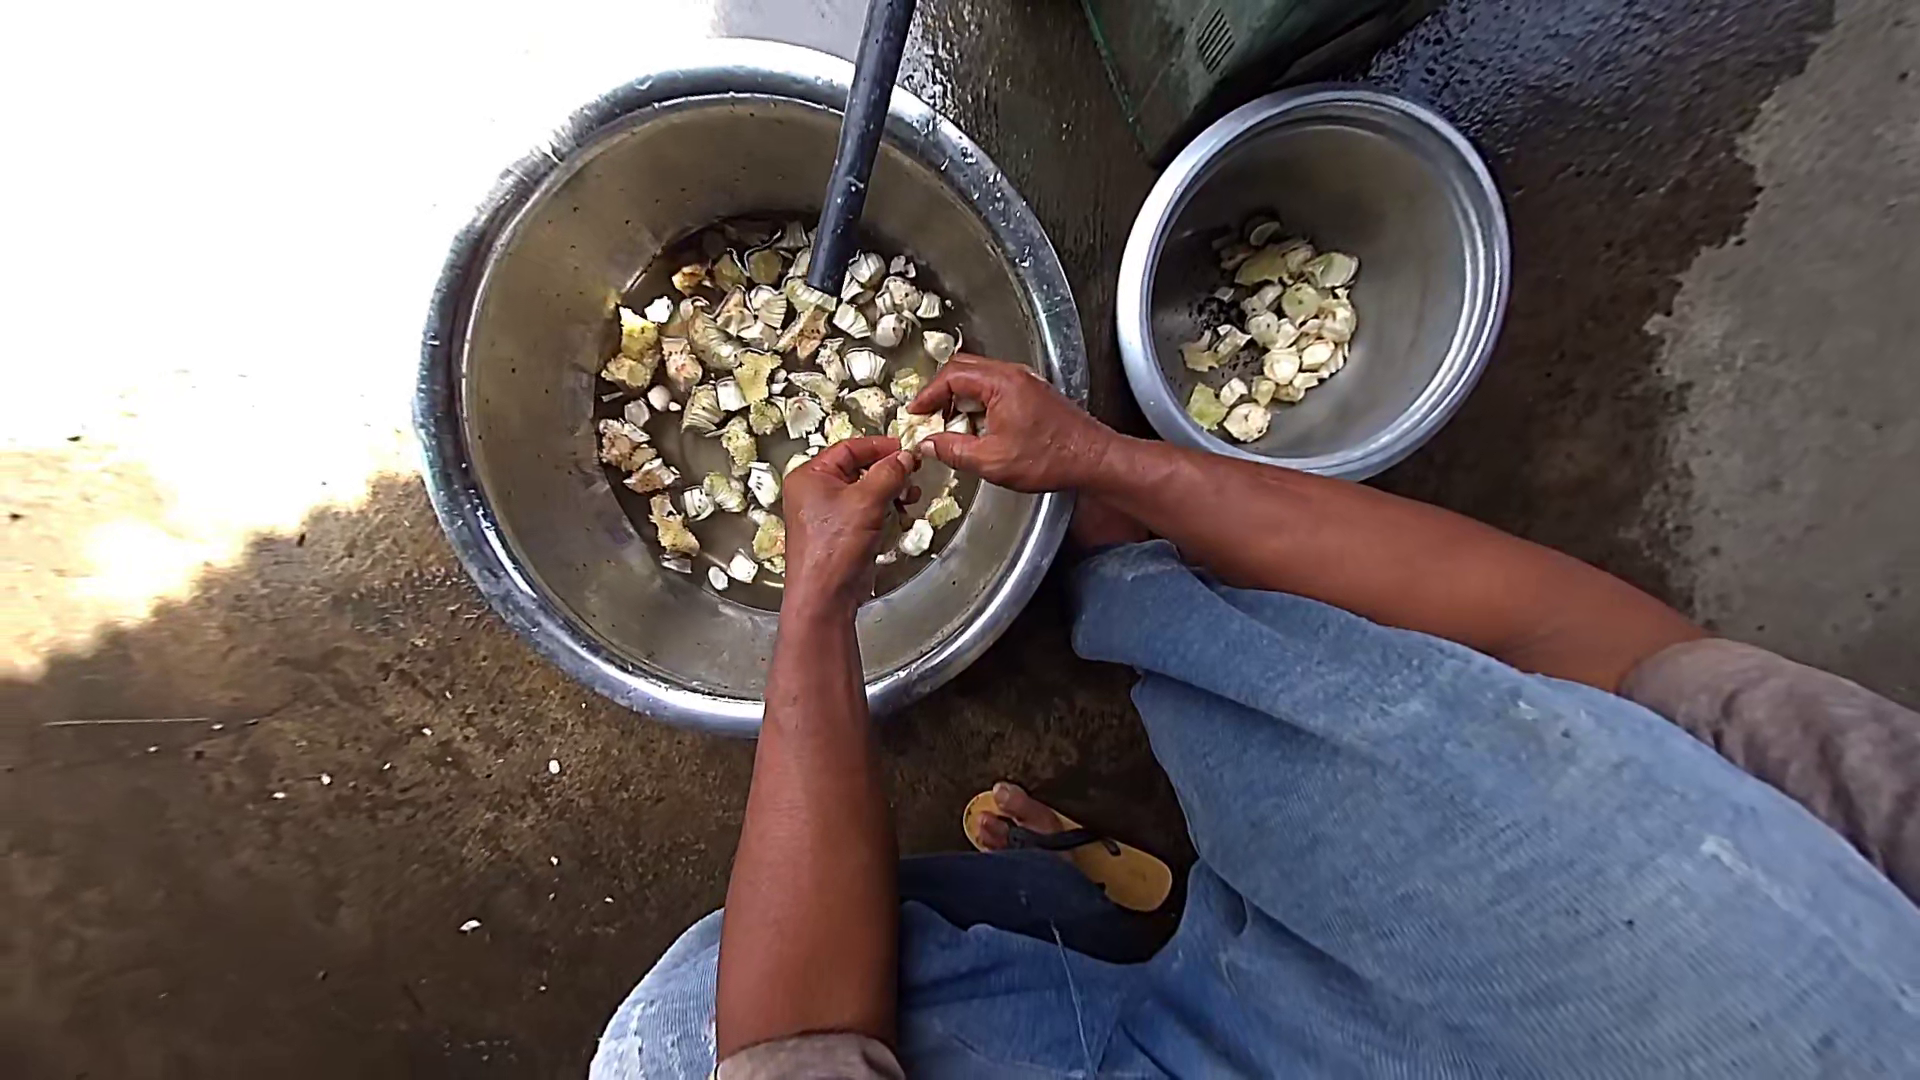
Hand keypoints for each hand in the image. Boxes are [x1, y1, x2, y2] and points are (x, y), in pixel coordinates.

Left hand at [782, 435, 917, 612]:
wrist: (826, 596)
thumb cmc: (833, 548)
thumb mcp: (866, 500)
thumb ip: (888, 473)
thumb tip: (904, 457)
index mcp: (810, 476)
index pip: (848, 448)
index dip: (879, 447)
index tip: (904, 449)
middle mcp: (816, 492)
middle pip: (860, 470)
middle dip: (889, 473)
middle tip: (912, 474)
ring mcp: (830, 515)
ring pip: (867, 492)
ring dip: (891, 493)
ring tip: (909, 498)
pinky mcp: (843, 534)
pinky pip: (868, 513)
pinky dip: (886, 512)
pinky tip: (901, 516)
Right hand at [908, 355, 1115, 491]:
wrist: (1092, 460)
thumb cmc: (1050, 458)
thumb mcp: (991, 461)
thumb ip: (953, 450)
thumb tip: (929, 445)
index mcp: (1001, 383)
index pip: (951, 376)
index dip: (928, 395)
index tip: (916, 412)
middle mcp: (1013, 374)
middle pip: (964, 370)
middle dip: (941, 392)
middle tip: (928, 415)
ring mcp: (1025, 382)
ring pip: (980, 379)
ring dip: (960, 399)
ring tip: (950, 425)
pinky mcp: (1033, 394)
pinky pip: (996, 389)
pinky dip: (979, 403)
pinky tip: (977, 428)